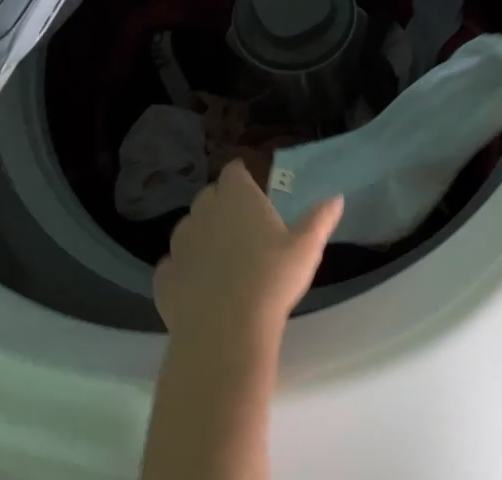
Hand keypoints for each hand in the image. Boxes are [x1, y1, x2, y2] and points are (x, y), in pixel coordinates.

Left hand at [152, 161, 342, 341]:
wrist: (224, 330)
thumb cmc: (271, 278)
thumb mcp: (306, 248)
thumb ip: (319, 219)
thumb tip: (336, 198)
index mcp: (237, 199)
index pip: (233, 172)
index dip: (240, 174)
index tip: (248, 179)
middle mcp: (204, 214)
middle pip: (209, 196)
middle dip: (221, 202)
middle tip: (241, 218)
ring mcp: (180, 246)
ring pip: (188, 228)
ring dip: (202, 232)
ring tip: (221, 250)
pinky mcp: (165, 278)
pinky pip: (174, 263)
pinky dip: (185, 266)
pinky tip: (199, 280)